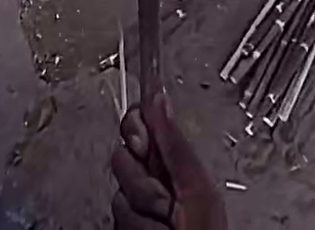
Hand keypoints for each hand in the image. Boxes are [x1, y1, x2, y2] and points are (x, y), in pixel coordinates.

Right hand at [110, 93, 227, 229]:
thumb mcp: (198, 188)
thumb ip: (176, 145)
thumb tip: (157, 97)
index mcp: (174, 161)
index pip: (140, 122)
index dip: (136, 127)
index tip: (145, 145)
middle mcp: (153, 180)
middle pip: (122, 156)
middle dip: (142, 181)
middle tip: (165, 201)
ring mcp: (137, 210)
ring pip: (119, 196)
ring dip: (144, 216)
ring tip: (166, 228)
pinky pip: (115, 222)